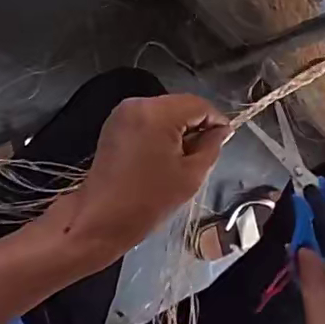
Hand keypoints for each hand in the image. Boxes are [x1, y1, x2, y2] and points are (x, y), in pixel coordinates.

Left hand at [41, 93, 229, 268]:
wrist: (99, 220)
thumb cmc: (148, 200)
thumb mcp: (191, 175)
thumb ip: (212, 146)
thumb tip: (221, 130)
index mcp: (158, 113)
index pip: (199, 104)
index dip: (216, 120)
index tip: (225, 138)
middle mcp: (138, 104)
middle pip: (181, 105)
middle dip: (196, 124)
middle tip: (205, 152)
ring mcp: (123, 112)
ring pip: (165, 111)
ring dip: (179, 128)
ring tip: (183, 157)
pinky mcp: (114, 124)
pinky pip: (148, 119)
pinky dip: (161, 131)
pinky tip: (163, 155)